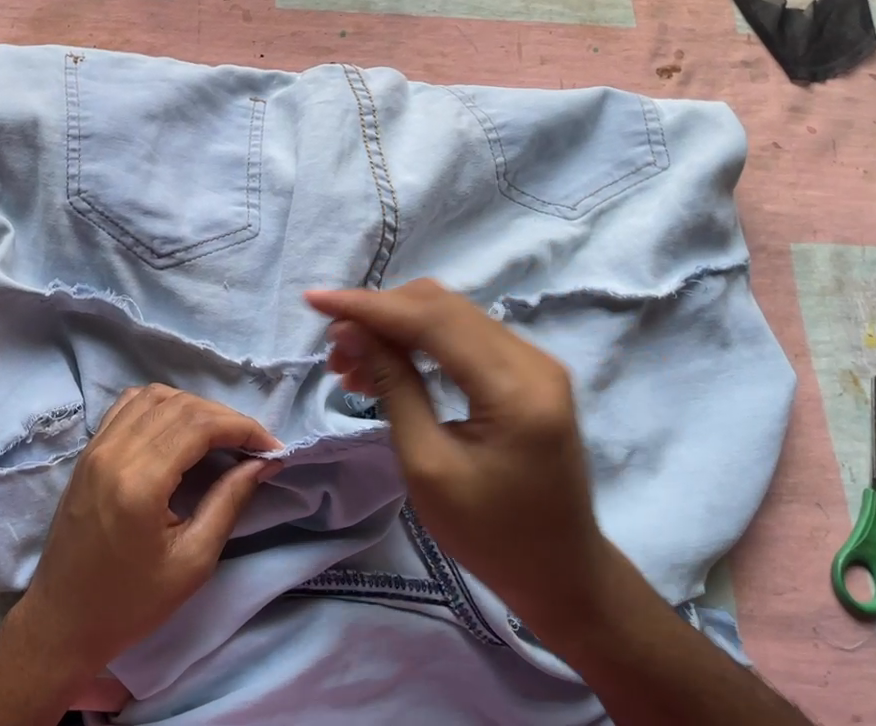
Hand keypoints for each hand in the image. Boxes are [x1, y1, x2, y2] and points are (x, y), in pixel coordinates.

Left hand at [15, 385, 280, 679]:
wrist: (65, 617)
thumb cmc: (131, 602)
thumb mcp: (193, 561)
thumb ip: (228, 502)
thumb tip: (262, 464)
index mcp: (139, 480)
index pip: (199, 424)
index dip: (243, 428)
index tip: (273, 449)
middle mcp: (113, 450)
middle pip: (178, 404)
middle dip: (224, 417)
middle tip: (254, 447)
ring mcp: (95, 446)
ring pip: (152, 397)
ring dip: (193, 408)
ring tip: (222, 439)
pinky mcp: (88, 451)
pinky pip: (128, 406)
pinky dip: (161, 407)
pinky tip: (181, 432)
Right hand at [305, 281, 608, 631]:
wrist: (562, 573)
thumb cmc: (489, 533)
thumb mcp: (426, 464)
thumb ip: (393, 387)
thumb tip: (350, 332)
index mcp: (515, 389)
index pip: (431, 320)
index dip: (367, 305)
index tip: (313, 301)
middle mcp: (532, 361)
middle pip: (440, 306)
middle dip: (377, 314)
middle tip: (333, 348)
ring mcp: (534, 364)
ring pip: (448, 314)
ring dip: (393, 327)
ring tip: (349, 366)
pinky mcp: (526, 373)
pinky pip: (461, 334)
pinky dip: (415, 340)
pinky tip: (383, 367)